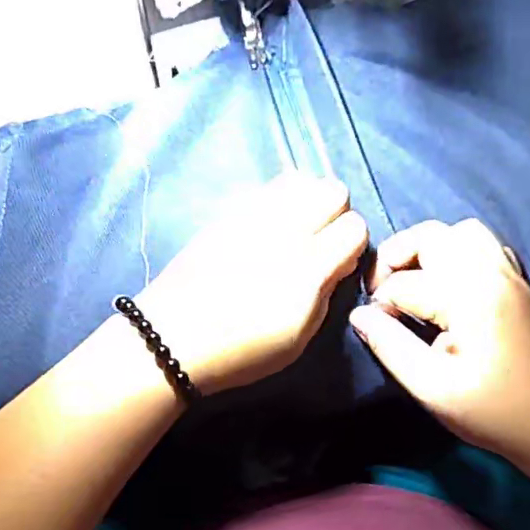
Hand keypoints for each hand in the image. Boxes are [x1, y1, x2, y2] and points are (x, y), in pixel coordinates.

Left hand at [133, 171, 368, 394]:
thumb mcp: (298, 338)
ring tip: (295, 230)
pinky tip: (265, 229)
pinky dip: (277, 201)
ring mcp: (252, 215)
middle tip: (321, 242)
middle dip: (336, 213)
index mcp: (308, 268)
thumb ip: (326, 293)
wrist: (174, 338)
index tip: (340, 264)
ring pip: (300, 178)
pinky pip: (266, 188)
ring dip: (307, 200)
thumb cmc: (242, 351)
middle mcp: (285, 231)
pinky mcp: (227, 212)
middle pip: (333, 189)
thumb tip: (339, 262)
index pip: (355, 226)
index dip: (353, 245)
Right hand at [349, 219, 529, 479]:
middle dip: (397, 258)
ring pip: (461, 233)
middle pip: (432, 235)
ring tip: (411, 284)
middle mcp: (490, 273)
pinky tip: (446, 288)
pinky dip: (457, 255)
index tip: (376, 332)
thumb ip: (391, 346)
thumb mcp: (432, 388)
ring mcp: (509, 275)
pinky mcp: (518, 285)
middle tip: (381, 294)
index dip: (380, 305)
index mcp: (469, 296)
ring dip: (428, 250)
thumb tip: (360, 316)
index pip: (404, 282)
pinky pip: (484, 246)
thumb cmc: (492, 412)